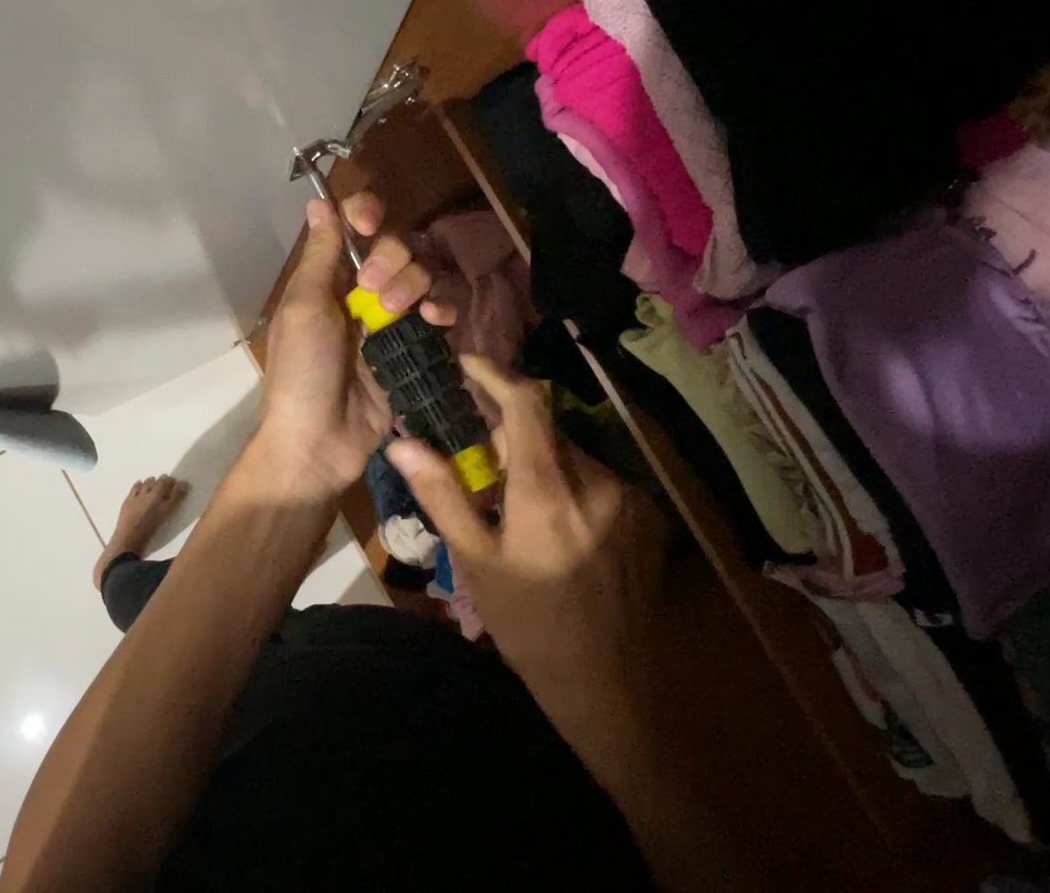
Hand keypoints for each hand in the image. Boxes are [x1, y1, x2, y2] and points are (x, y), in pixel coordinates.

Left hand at [254, 193, 453, 496]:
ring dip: (415, 284)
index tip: (368, 224)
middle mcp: (359, 294)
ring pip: (421, 278)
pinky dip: (442, 311)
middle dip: (391, 259)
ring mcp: (387, 322)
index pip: (353, 228)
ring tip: (398, 312)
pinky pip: (438, 317)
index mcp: (326, 280)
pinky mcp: (412, 350)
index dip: (365, 214)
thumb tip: (317, 201)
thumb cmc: (300, 372)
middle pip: (395, 248)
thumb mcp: (304, 308)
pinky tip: (434, 322)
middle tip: (373, 290)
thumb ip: (319, 255)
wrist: (318, 442)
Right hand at [387, 356, 663, 700]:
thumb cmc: (528, 624)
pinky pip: (597, 480)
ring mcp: (629, 499)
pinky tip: (561, 533)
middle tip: (485, 480)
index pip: (526, 405)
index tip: (469, 365)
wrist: (608, 684)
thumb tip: (402, 444)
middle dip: (511, 441)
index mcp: (547, 491)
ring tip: (522, 517)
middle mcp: (596, 481)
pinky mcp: (648, 517)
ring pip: (572, 457)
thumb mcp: (475, 561)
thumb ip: (441, 495)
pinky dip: (570, 488)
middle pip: (545, 432)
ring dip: (541, 466)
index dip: (495, 375)